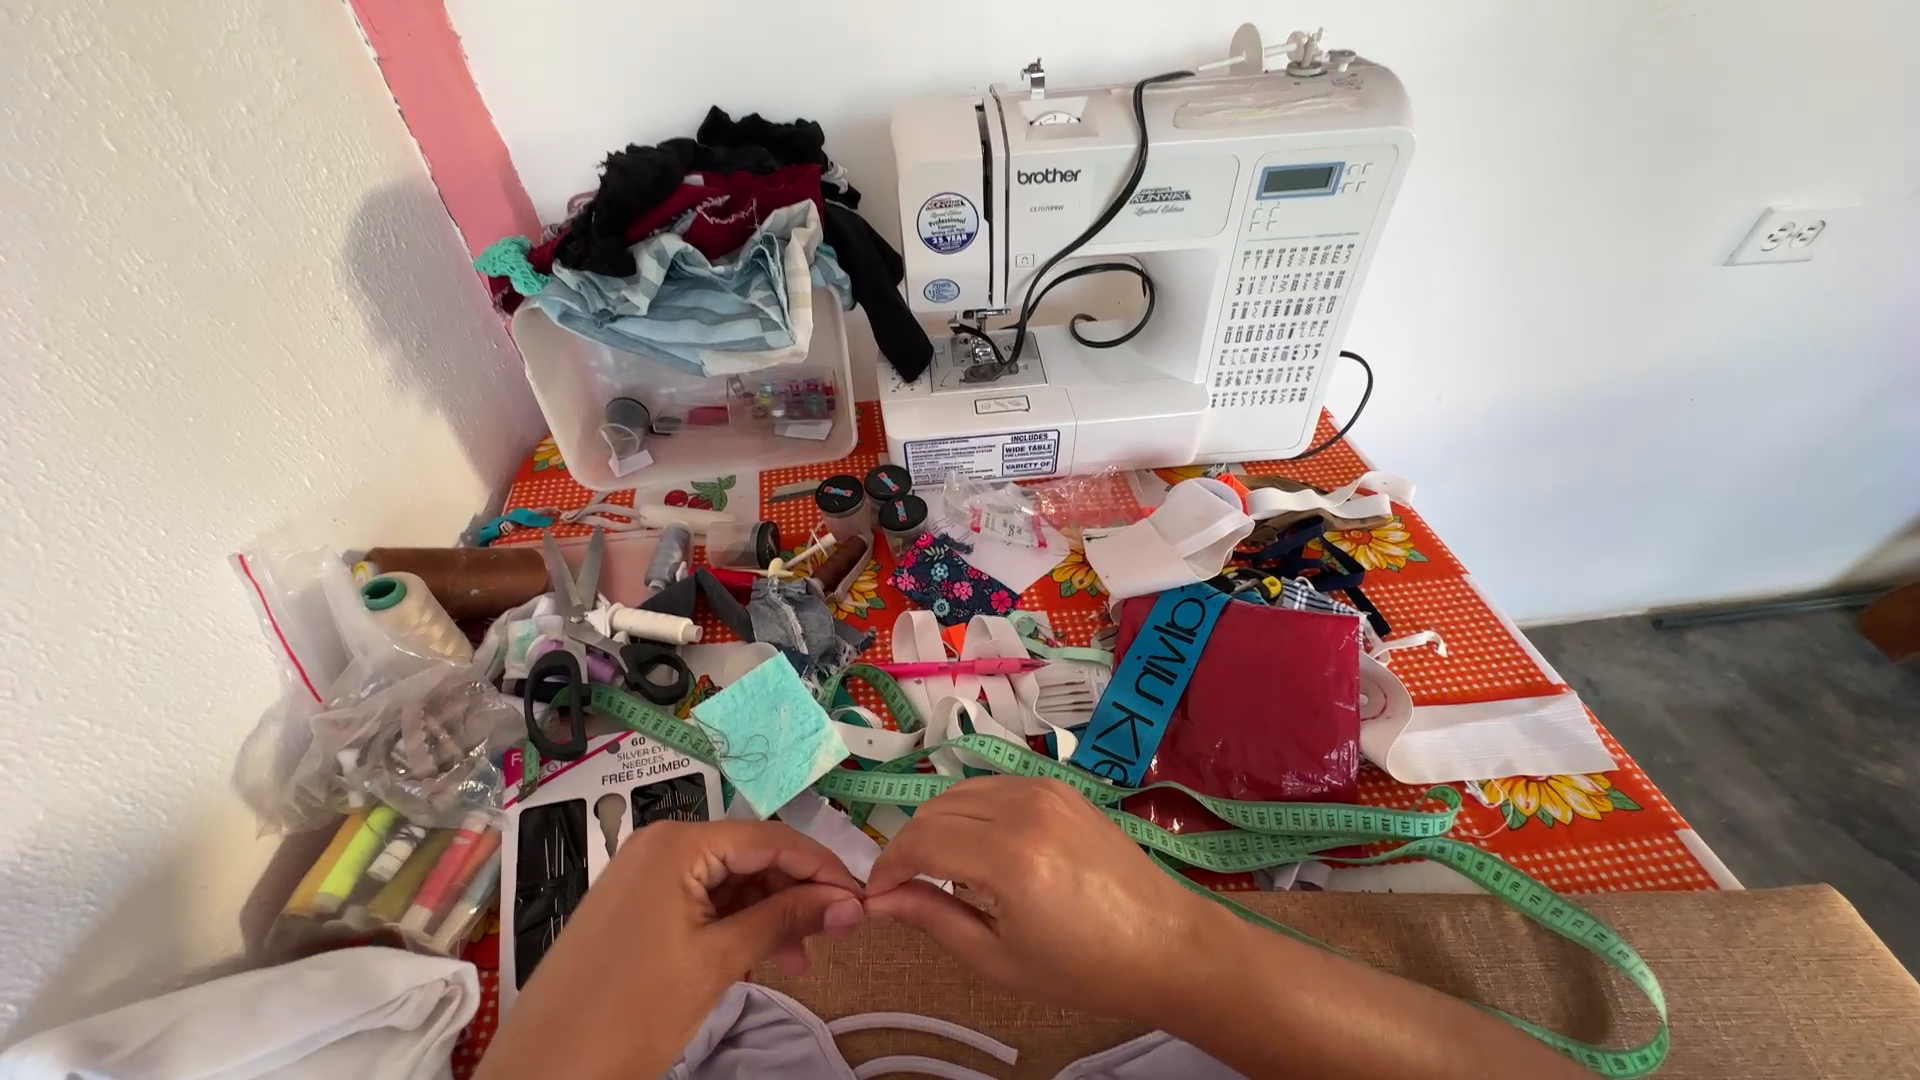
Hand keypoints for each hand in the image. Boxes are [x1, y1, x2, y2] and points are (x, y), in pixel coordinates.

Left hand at [478, 820, 864, 1079]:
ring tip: (802, 959)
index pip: (770, 838)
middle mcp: (662, 844)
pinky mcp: (637, 906)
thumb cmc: (632, 1014)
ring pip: (729, 882)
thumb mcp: (718, 962)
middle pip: (750, 857)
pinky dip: (735, 927)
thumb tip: (854, 903)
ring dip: (769, 915)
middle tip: (836, 933)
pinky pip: (702, 902)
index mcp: (679, 842)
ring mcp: (645, 875)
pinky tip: (763, 958)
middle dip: (795, 894)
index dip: (821, 866)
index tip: (862, 898)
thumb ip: (788, 920)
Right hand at [863, 775, 1232, 1022]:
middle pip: (935, 810)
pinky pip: (994, 786)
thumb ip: (933, 918)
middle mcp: (1022, 808)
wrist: (1165, 941)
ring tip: (949, 871)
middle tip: (910, 888)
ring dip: (939, 825)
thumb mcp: (999, 959)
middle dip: (910, 845)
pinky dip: (973, 811)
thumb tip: (880, 900)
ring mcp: (1043, 788)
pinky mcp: (1058, 785)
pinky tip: (986, 848)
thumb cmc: (1083, 967)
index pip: (920, 840)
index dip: (889, 866)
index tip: (879, 894)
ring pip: (961, 791)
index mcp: (1008, 857)